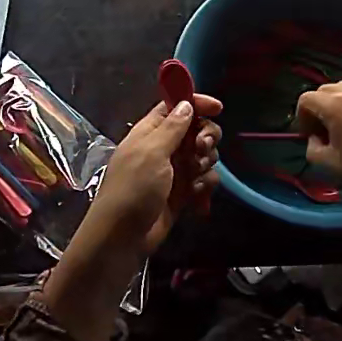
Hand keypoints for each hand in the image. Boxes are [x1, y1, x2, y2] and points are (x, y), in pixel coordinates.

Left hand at [91, 94, 222, 253]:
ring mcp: (173, 171)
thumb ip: (172, 128)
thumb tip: (186, 103)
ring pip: (203, 155)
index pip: (175, 107)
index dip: (196, 103)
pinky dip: (204, 185)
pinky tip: (196, 196)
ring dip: (205, 162)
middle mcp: (162, 148)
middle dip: (205, 136)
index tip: (217, 108)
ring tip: (194, 176)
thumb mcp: (151, 153)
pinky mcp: (182, 193)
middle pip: (195, 129)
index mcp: (149, 132)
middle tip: (201, 148)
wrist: (123, 237)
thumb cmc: (133, 189)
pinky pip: (203, 179)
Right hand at [296, 81, 341, 226]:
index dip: (302, 116)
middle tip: (326, 129)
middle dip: (320, 107)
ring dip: (341, 103)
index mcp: (334, 105)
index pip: (306, 99)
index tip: (310, 133)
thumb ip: (312, 150)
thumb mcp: (330, 165)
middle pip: (326, 90)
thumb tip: (315, 140)